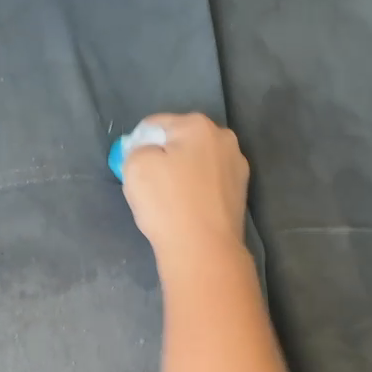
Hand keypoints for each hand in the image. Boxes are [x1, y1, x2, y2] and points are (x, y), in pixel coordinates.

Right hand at [120, 113, 250, 270]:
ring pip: (196, 161)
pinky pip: (208, 181)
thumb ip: (136, 149)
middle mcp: (223, 137)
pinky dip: (196, 189)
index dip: (137, 145)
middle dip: (163, 156)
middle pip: (180, 140)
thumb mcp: (135, 167)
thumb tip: (146, 151)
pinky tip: (188, 208)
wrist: (202, 247)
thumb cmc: (166, 202)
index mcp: (196, 125)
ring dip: (181, 172)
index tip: (131, 169)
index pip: (154, 124)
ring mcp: (236, 164)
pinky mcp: (240, 189)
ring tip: (170, 199)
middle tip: (150, 185)